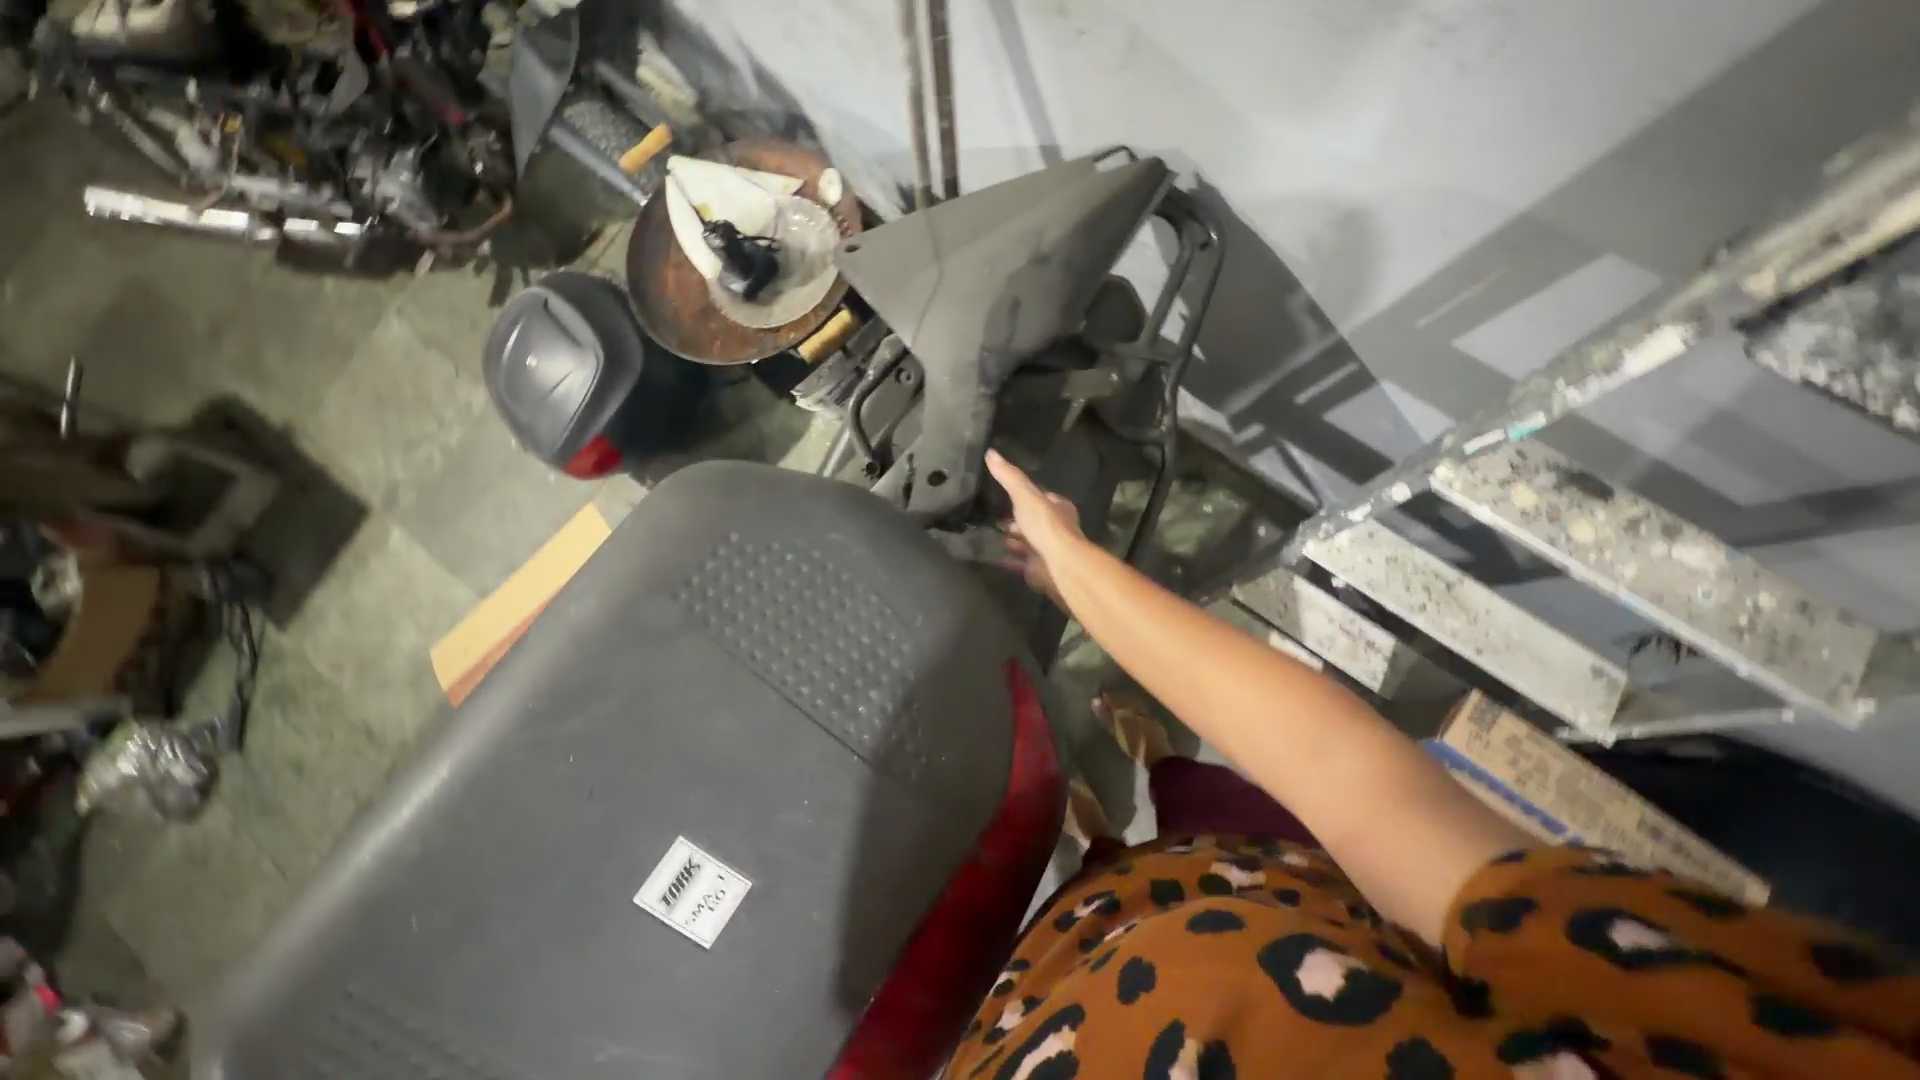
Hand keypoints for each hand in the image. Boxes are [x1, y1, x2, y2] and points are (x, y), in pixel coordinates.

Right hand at [985, 449, 1085, 601]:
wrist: (1057, 563)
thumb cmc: (1045, 525)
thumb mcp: (1025, 495)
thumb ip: (1009, 476)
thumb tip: (990, 453)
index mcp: (1057, 507)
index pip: (1041, 497)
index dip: (1025, 496)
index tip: (1006, 493)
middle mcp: (1055, 528)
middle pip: (1032, 521)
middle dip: (1016, 519)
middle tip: (993, 515)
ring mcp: (1046, 549)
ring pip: (1026, 542)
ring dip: (1012, 539)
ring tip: (990, 534)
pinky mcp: (1037, 569)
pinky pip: (1019, 562)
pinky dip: (1007, 559)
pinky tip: (993, 556)